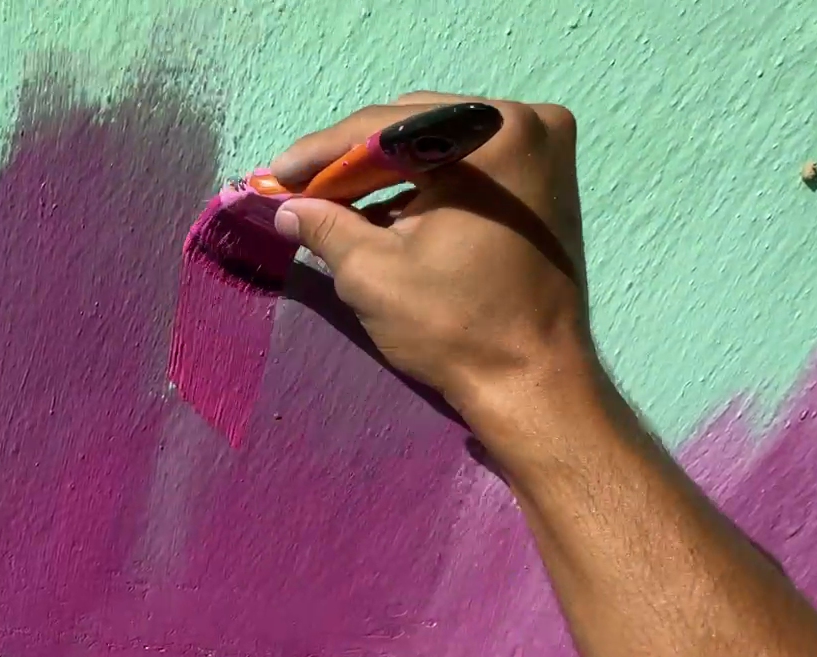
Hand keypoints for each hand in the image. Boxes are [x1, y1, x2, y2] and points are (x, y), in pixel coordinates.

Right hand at [270, 93, 603, 449]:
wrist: (530, 375)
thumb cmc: (452, 324)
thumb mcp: (371, 274)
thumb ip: (324, 228)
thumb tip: (285, 208)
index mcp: (484, 136)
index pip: (380, 128)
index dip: (317, 153)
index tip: (274, 175)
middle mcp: (522, 121)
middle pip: (410, 125)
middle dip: (349, 159)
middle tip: (301, 192)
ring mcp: (540, 147)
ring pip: (436, 141)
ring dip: (381, 172)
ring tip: (333, 204)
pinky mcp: (542, 176)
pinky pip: (464, 162)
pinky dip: (419, 183)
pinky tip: (383, 213)